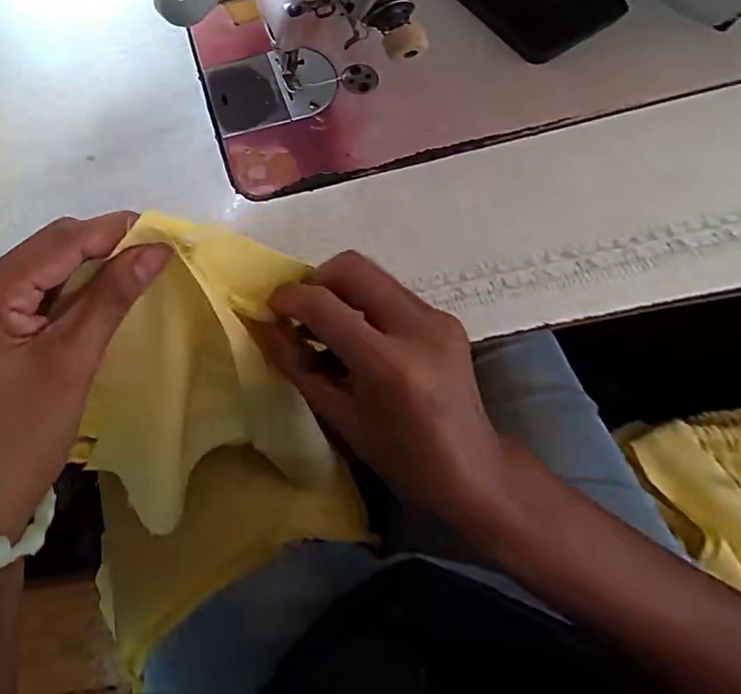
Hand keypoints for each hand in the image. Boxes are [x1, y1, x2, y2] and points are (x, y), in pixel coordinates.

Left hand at [0, 213, 169, 538]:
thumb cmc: (24, 435)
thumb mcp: (73, 360)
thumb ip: (112, 296)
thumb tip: (157, 248)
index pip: (60, 241)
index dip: (112, 230)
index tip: (162, 230)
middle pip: (51, 246)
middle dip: (103, 244)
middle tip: (155, 254)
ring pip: (48, 265)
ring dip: (91, 264)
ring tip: (137, 269)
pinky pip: (40, 288)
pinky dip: (74, 287)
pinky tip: (103, 294)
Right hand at [255, 251, 513, 533]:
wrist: (474, 472)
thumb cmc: (401, 458)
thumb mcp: (339, 416)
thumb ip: (298, 365)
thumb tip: (267, 326)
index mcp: (390, 365)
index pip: (325, 305)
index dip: (288, 298)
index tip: (270, 307)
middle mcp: (418, 329)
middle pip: (352, 268)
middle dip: (315, 280)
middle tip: (299, 311)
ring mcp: (437, 318)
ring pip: (372, 275)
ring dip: (339, 290)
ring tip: (326, 326)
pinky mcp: (445, 317)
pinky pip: (390, 292)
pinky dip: (363, 303)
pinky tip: (359, 338)